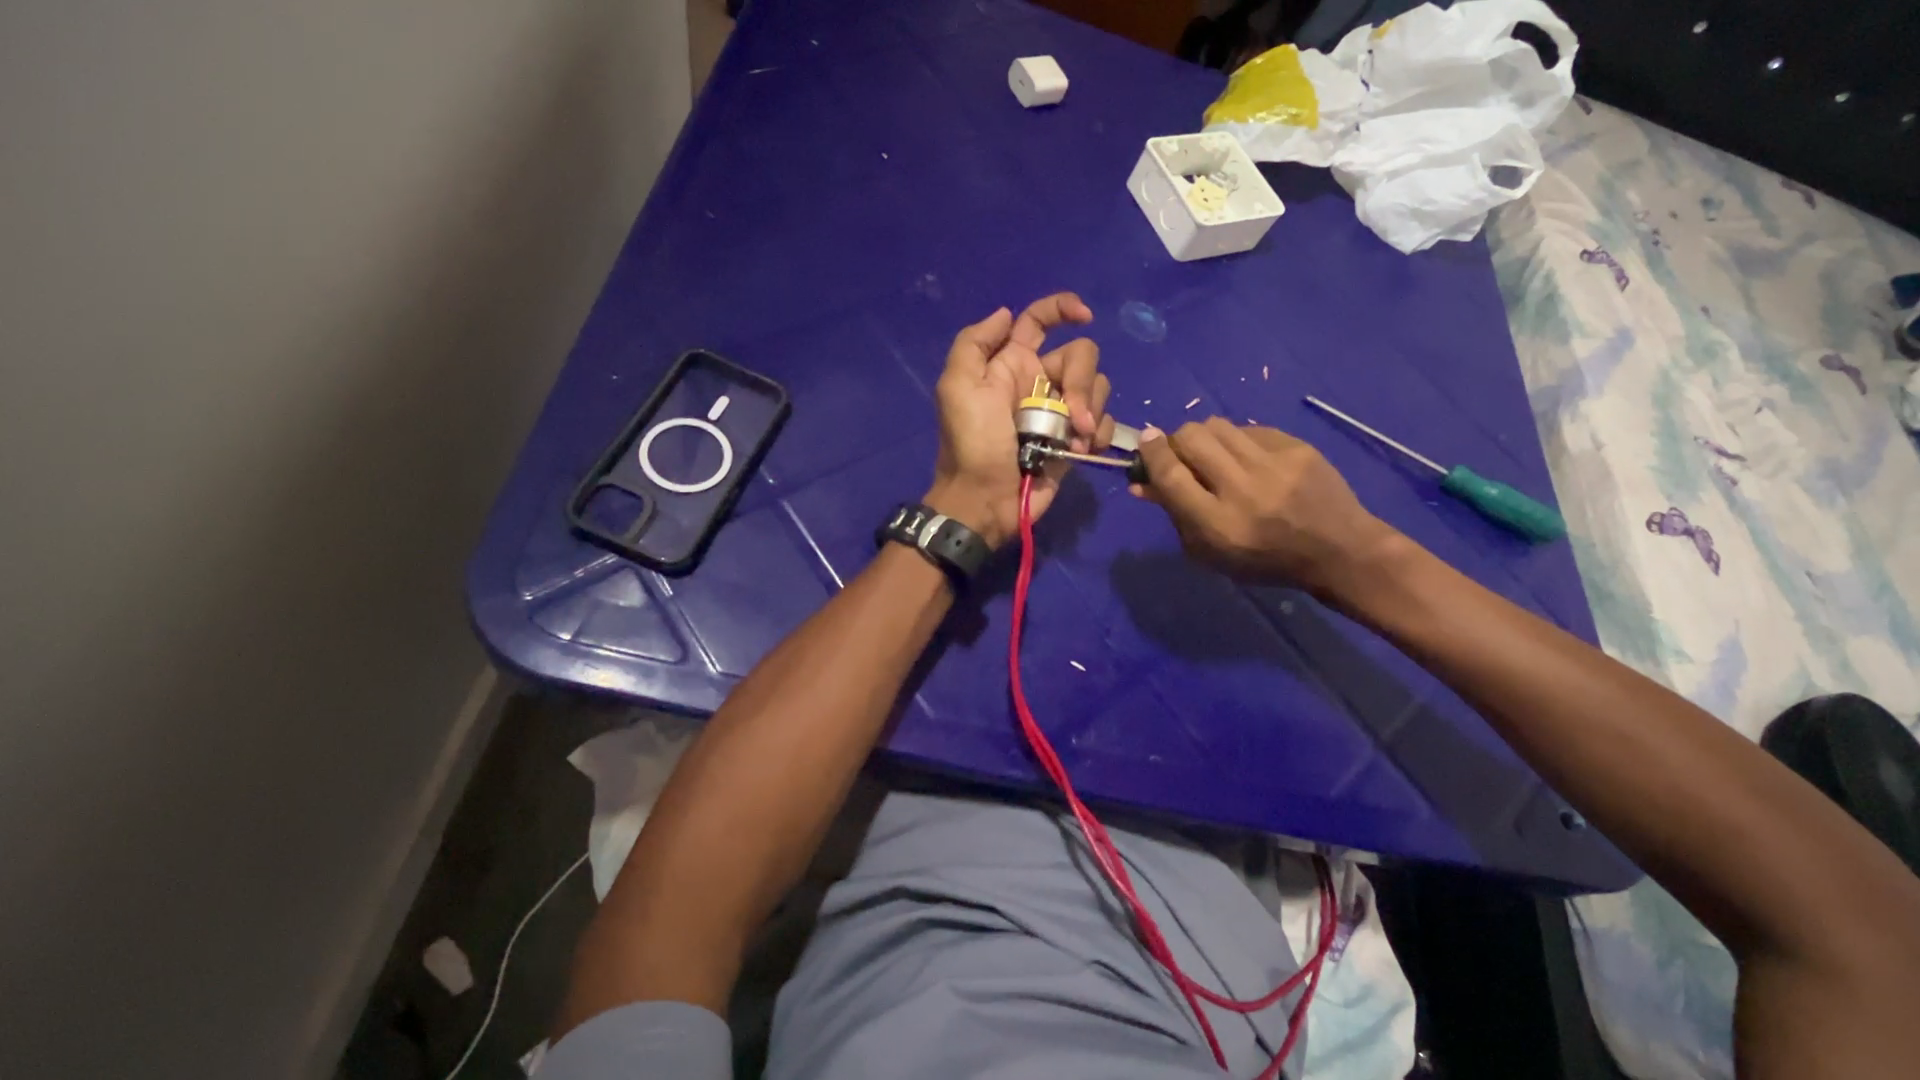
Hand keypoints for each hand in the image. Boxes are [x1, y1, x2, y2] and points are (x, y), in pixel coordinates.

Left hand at [925, 293, 1113, 547]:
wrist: (985, 500)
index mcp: (1010, 363)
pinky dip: (1099, 433)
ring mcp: (1060, 412)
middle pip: (1081, 354)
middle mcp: (1038, 381)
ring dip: (1091, 410)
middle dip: (1081, 380)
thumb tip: (1006, 313)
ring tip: (1074, 439)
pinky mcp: (1076, 441)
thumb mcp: (956, 387)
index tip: (1085, 316)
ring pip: (1097, 387)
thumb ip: (975, 343)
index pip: (1040, 320)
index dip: (1063, 307)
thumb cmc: (970, 444)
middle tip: (1070, 414)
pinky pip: (1104, 422)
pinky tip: (1083, 450)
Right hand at [1133, 418, 1400, 595]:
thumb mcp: (1211, 551)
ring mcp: (1272, 464)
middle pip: (1190, 438)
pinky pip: (1249, 429)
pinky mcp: (1295, 447)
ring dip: (1205, 437)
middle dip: (1176, 441)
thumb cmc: (1264, 560)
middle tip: (1180, 453)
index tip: (1145, 443)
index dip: (1151, 454)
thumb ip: (1175, 515)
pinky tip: (1249, 459)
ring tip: (1213, 454)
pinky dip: (1238, 441)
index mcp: (1217, 524)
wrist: (1338, 550)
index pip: (1171, 475)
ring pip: (1217, 425)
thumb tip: (1140, 483)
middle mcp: (1242, 489)